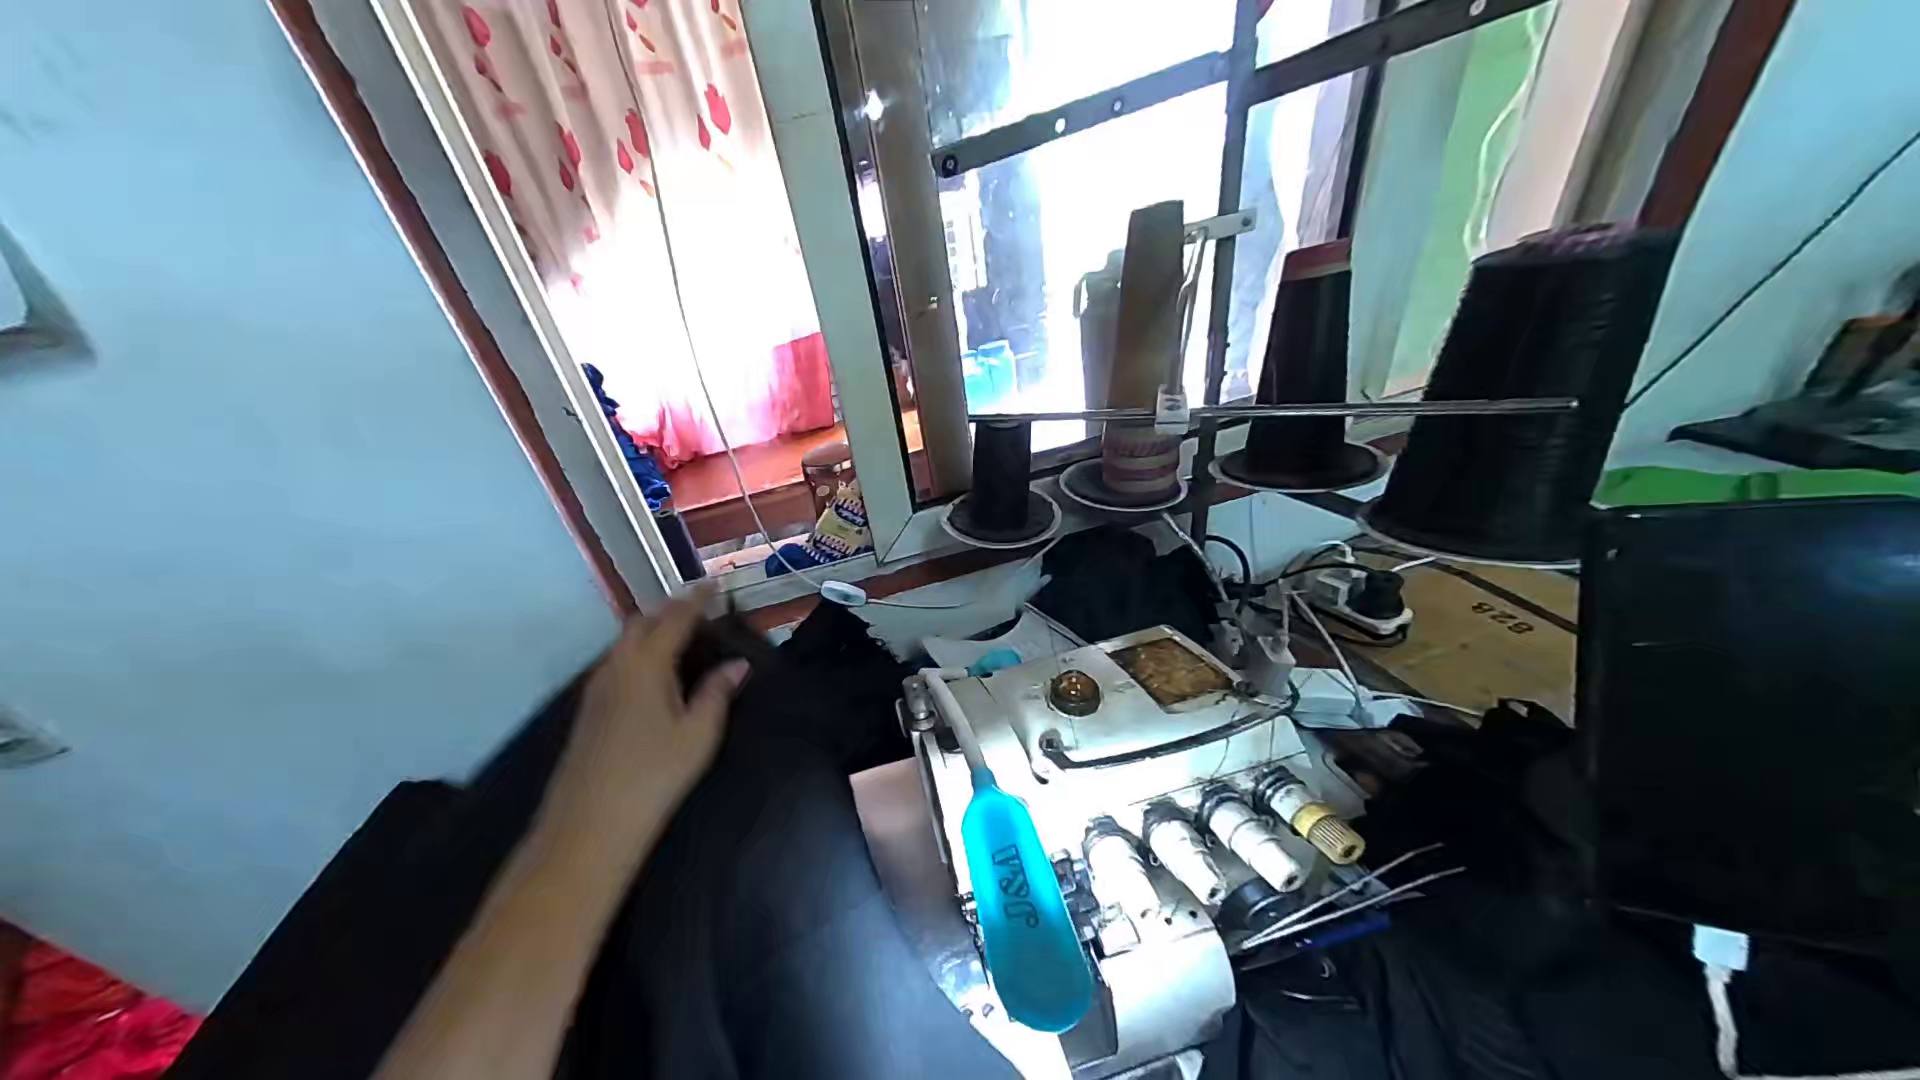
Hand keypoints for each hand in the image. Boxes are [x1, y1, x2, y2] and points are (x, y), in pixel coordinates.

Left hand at [537, 586, 748, 866]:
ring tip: (682, 636)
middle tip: (700, 610)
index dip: (696, 599)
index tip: (714, 584)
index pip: (674, 619)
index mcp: (646, 665)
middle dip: (670, 609)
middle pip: (641, 623)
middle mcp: (617, 666)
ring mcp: (597, 687)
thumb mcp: (698, 734)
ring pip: (625, 642)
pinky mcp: (590, 708)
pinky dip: (640, 650)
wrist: (588, 826)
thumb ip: (718, 692)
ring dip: (652, 629)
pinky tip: (655, 671)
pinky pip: (617, 661)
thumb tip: (737, 664)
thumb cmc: (654, 776)